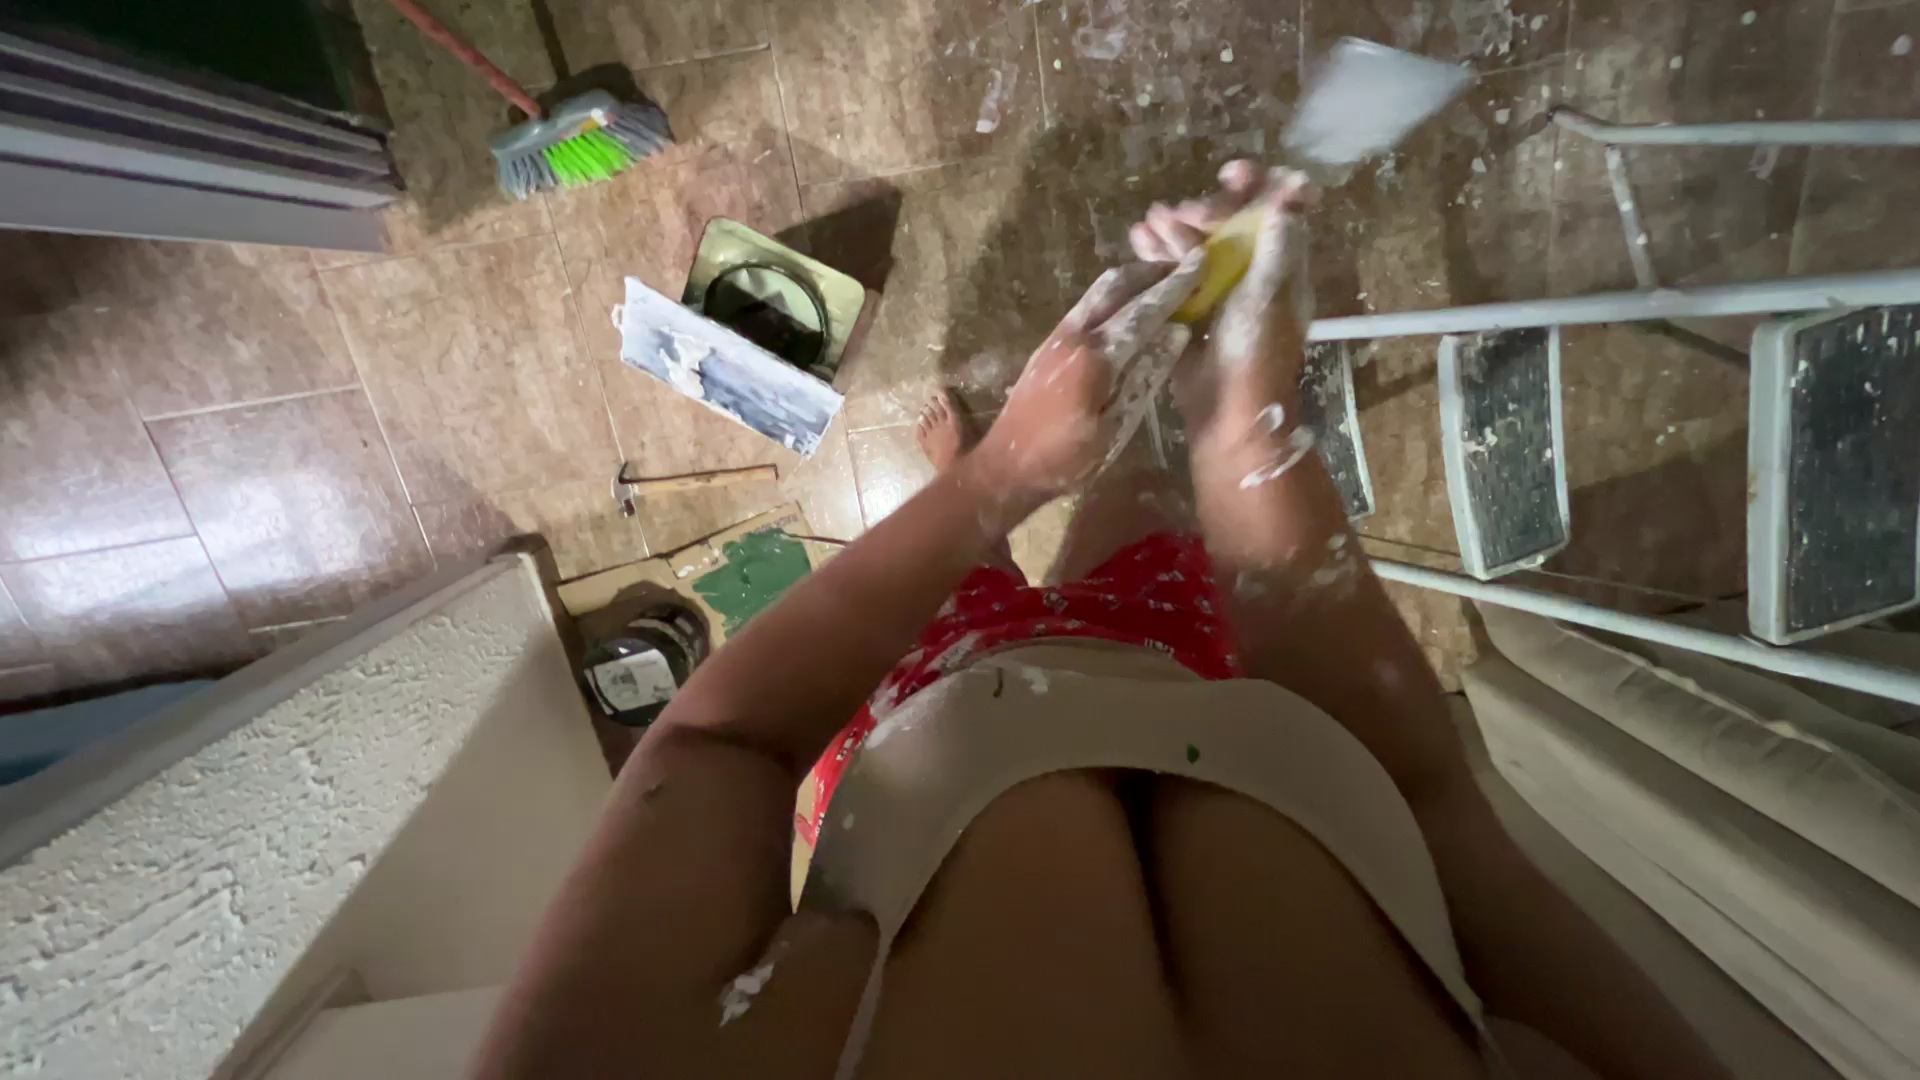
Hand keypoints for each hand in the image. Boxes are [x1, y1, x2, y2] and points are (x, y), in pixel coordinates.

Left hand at [966, 253, 1205, 505]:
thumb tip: (1175, 334)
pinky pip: (1086, 308)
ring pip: (1097, 292)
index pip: (1144, 309)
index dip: (1176, 286)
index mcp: (1095, 356)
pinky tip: (1127, 311)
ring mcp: (1056, 338)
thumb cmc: (1064, 458)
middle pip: (1116, 285)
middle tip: (1184, 266)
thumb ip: (1144, 377)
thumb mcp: (1114, 428)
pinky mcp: (1047, 347)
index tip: (1201, 262)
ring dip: (1131, 281)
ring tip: (1161, 283)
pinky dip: (1112, 298)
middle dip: (1152, 272)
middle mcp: (1073, 335)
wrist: (1006, 466)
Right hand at [1128, 161, 1316, 448]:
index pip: (1277, 208)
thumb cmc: (1254, 353)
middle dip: (1204, 210)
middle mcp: (1250, 270)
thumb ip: (1277, 246)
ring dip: (1173, 230)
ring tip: (1148, 224)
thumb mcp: (1268, 296)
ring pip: (1197, 245)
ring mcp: (1217, 289)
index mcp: (1280, 263)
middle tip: (1178, 213)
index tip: (1232, 176)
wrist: (1225, 408)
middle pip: (1229, 222)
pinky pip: (1172, 272)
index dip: (1258, 185)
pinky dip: (1156, 254)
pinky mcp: (1188, 308)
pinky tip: (1137, 241)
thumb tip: (1285, 195)